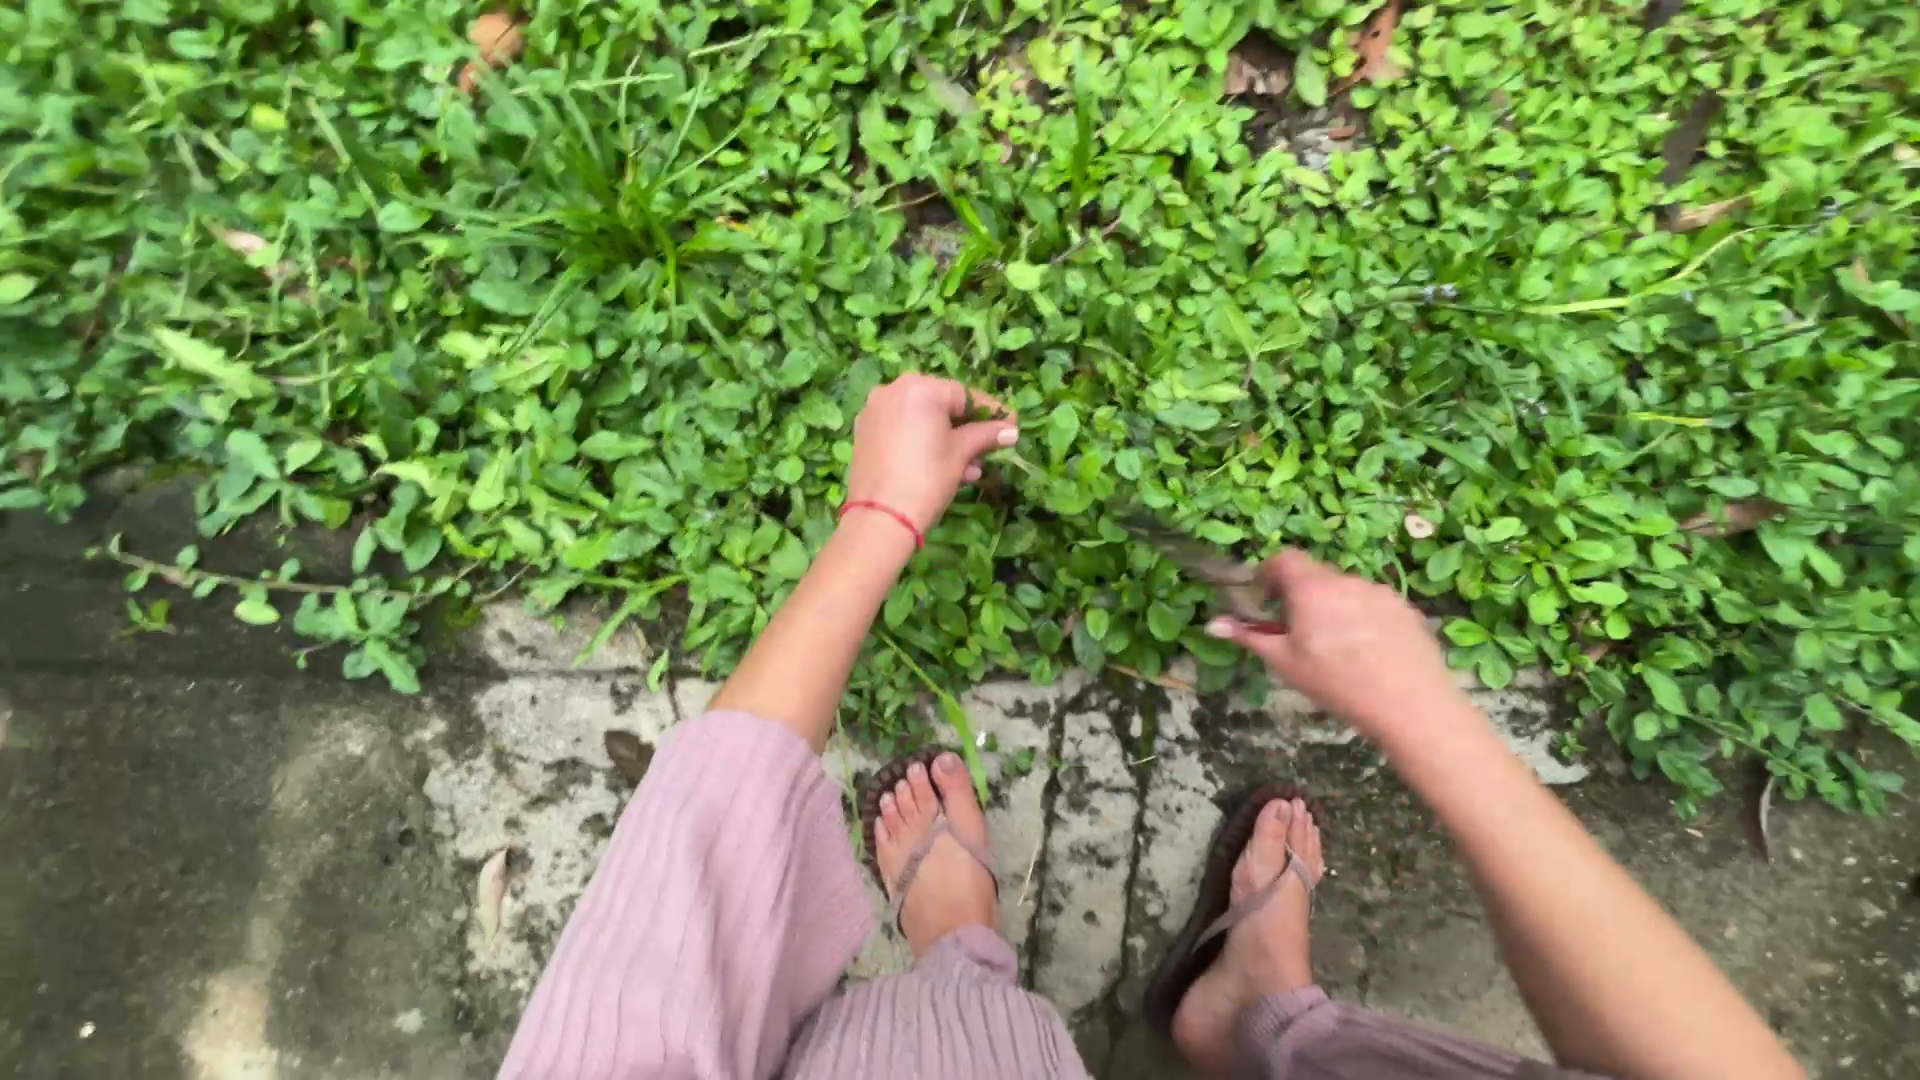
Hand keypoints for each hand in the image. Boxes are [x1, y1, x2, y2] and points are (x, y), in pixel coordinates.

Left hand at [845, 374, 1017, 533]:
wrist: (882, 518)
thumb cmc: (927, 479)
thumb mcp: (961, 454)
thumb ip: (986, 435)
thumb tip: (1011, 430)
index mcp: (920, 388)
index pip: (964, 394)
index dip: (990, 411)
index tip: (1010, 424)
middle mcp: (892, 390)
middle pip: (940, 405)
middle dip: (967, 428)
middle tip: (988, 449)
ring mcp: (874, 411)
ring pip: (921, 419)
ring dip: (947, 439)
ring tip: (969, 468)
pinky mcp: (864, 432)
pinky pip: (902, 430)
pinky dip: (923, 442)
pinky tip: (941, 466)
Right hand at [1207, 549, 1476, 744]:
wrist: (1411, 705)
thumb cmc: (1336, 682)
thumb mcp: (1284, 661)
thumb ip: (1249, 636)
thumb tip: (1212, 623)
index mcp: (1311, 588)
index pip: (1283, 559)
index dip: (1269, 573)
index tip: (1265, 599)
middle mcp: (1345, 580)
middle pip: (1314, 573)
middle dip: (1299, 592)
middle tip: (1295, 627)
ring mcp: (1379, 592)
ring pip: (1344, 588)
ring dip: (1330, 603)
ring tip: (1333, 643)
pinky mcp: (1405, 608)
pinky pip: (1371, 602)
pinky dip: (1360, 615)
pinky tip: (1365, 649)